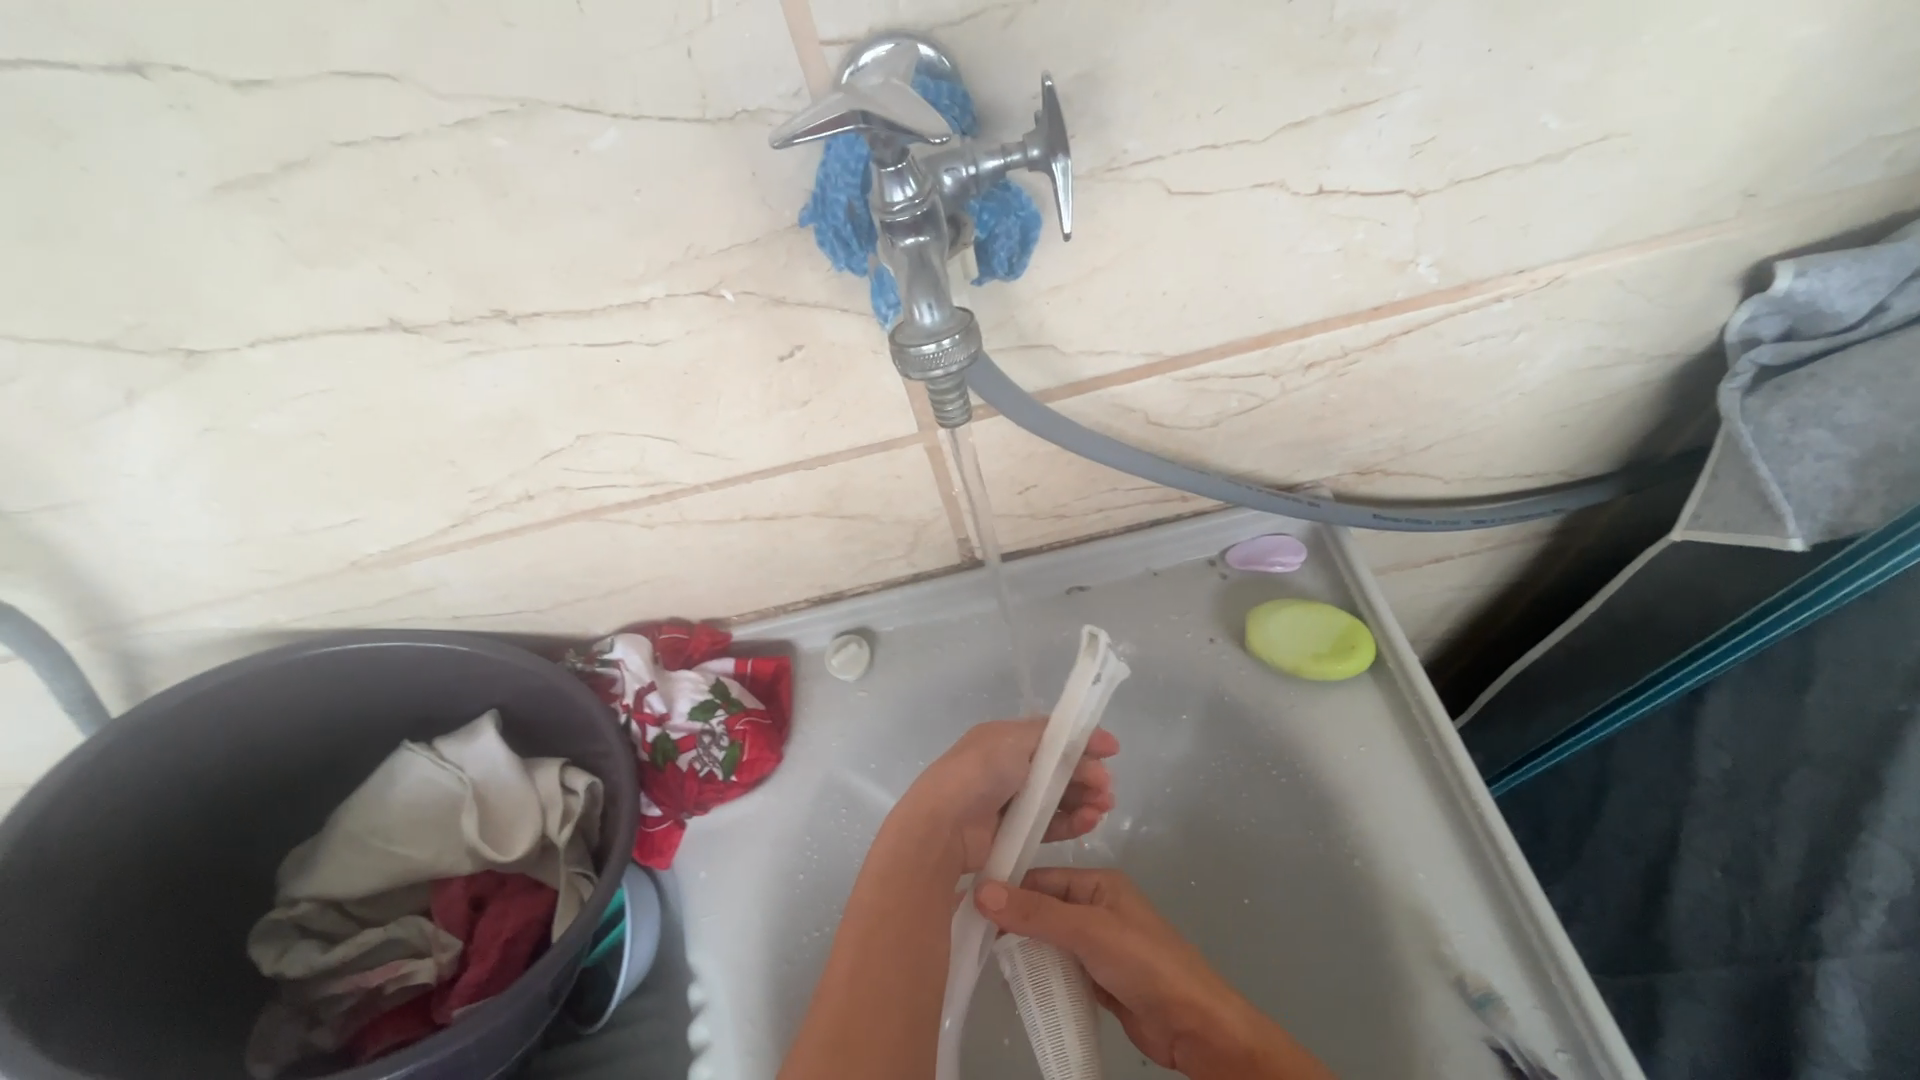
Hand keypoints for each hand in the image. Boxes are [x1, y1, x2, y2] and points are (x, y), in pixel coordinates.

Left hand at [892, 718, 1118, 876]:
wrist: (943, 825)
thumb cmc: (979, 773)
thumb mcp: (1014, 738)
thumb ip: (1052, 734)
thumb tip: (1087, 735)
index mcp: (1004, 740)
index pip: (1051, 738)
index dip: (1082, 743)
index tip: (1112, 751)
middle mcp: (1008, 769)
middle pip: (1058, 770)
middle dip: (1087, 775)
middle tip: (1107, 787)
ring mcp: (1010, 803)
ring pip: (1058, 799)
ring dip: (1084, 800)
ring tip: (1104, 807)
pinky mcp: (1013, 835)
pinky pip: (1049, 827)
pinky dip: (1072, 823)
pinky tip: (1090, 822)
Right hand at [974, 869, 1335, 1079]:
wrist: (1195, 1024)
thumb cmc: (1145, 963)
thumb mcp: (1088, 931)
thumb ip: (1036, 912)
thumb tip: (981, 890)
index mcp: (1099, 883)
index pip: (1042, 878)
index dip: (1007, 889)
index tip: (968, 904)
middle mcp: (1097, 908)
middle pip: (1042, 909)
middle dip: (1011, 922)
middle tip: (969, 936)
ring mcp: (1098, 945)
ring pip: (1048, 941)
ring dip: (1023, 951)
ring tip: (984, 961)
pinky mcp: (1098, 979)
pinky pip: (1059, 970)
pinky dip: (1039, 975)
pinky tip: (1015, 984)